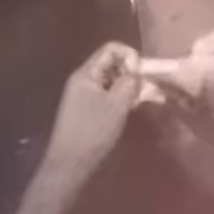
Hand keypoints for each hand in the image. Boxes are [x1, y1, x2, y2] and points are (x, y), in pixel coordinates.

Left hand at [33, 42, 142, 201]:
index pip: (111, 49)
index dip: (130, 56)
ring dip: (125, 86)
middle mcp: (82, 80)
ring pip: (109, 80)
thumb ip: (129, 83)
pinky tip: (126, 112)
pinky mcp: (84, 109)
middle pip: (110, 63)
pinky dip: (118, 98)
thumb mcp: (117, 105)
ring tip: (137, 102)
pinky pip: (105, 94)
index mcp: (86, 74)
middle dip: (129, 72)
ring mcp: (81, 95)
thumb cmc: (93, 132)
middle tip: (143, 89)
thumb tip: (137, 72)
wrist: (69, 163)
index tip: (141, 74)